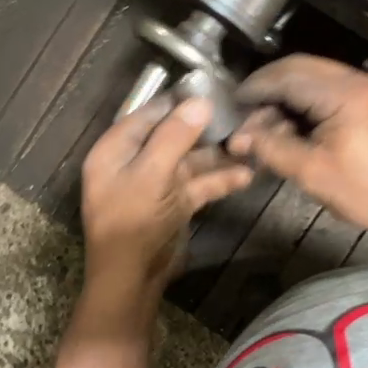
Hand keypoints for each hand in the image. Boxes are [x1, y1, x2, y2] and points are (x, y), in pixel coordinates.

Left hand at [82, 96, 253, 293]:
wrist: (133, 278)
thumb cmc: (133, 221)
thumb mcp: (151, 174)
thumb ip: (175, 136)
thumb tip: (200, 102)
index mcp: (115, 150)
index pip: (148, 114)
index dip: (178, 102)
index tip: (212, 89)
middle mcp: (135, 162)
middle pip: (172, 135)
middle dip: (205, 128)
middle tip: (240, 114)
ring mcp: (156, 184)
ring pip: (190, 161)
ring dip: (218, 155)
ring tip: (251, 144)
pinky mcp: (174, 204)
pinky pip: (198, 185)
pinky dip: (219, 180)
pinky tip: (246, 175)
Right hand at [227, 55, 367, 237]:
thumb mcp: (313, 173)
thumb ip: (273, 149)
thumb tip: (240, 139)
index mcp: (342, 94)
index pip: (286, 76)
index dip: (254, 88)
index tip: (232, 104)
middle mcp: (354, 81)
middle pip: (298, 69)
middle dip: (266, 88)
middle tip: (243, 114)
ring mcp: (363, 89)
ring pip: (310, 78)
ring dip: (283, 97)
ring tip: (260, 127)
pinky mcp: (366, 102)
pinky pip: (324, 91)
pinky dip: (301, 103)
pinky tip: (286, 128)